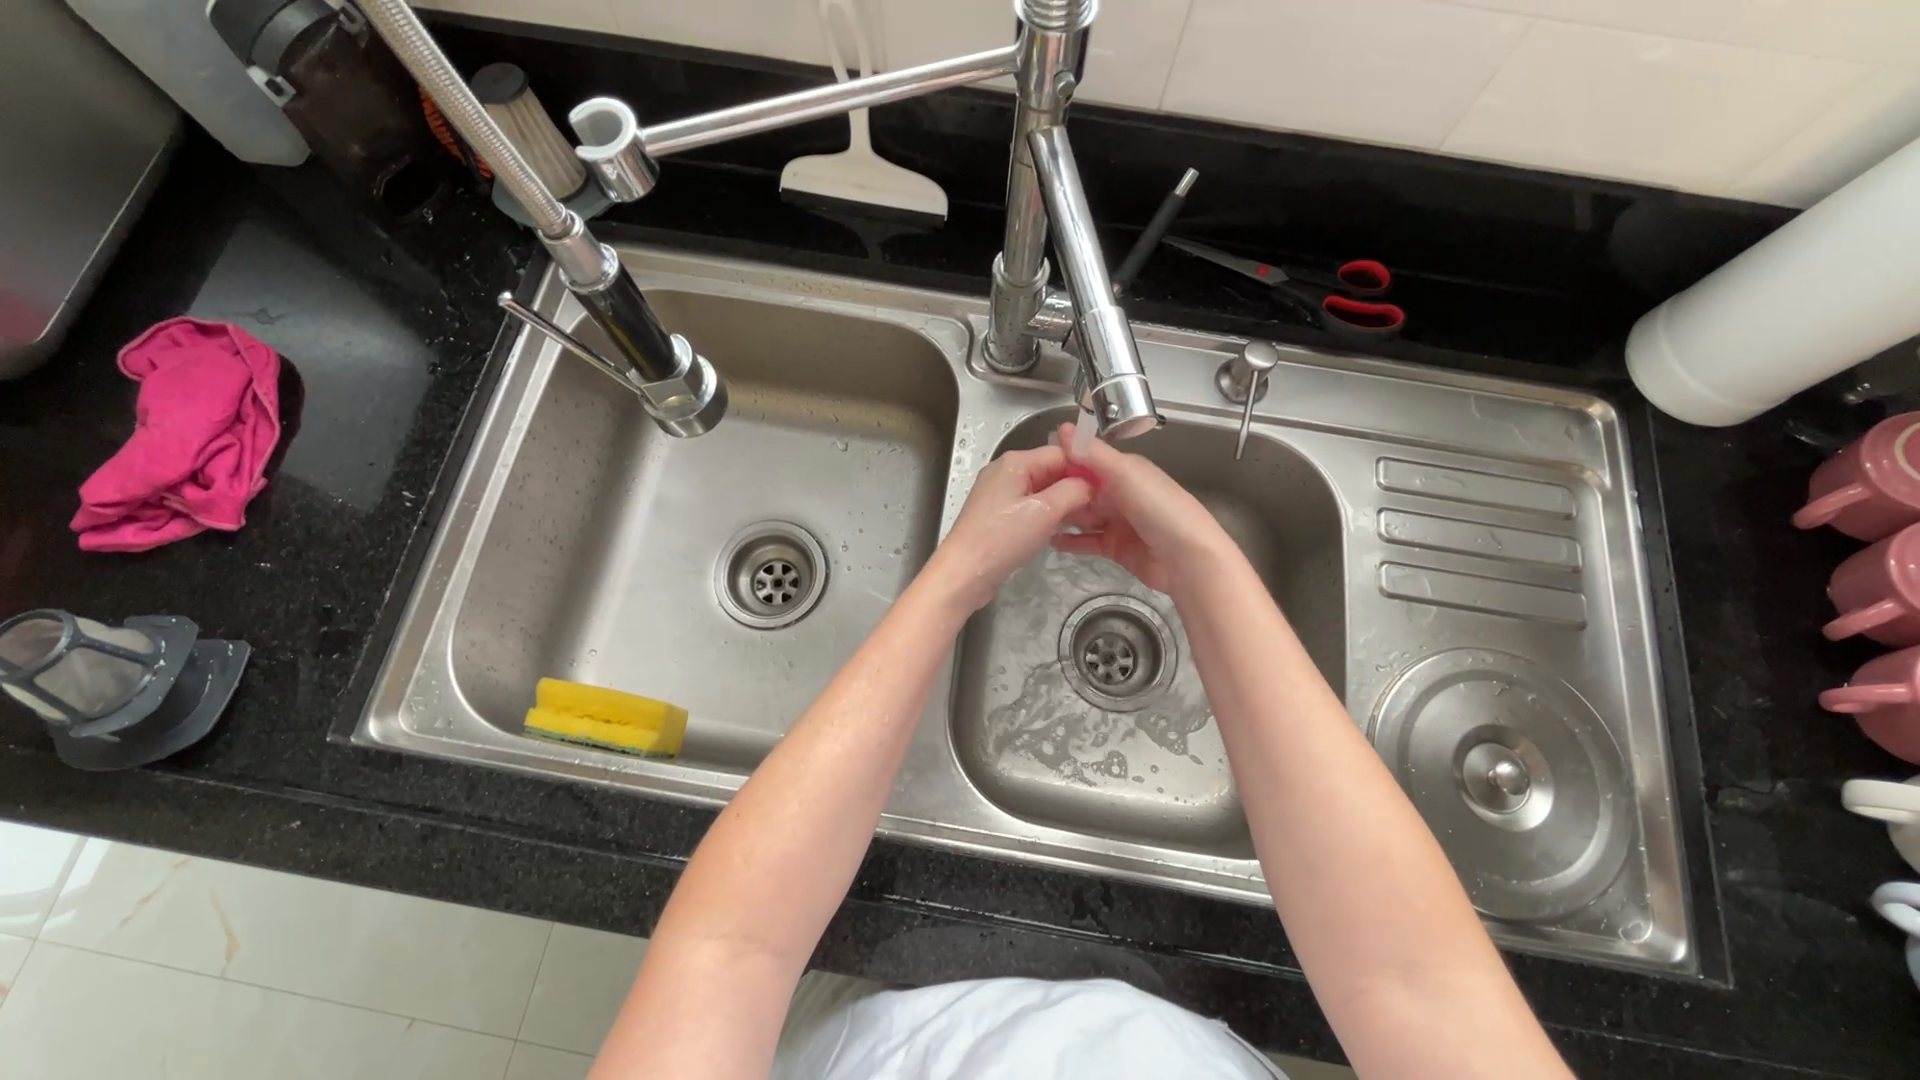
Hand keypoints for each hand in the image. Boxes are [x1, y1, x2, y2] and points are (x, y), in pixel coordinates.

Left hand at [923, 445, 1095, 611]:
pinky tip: (1057, 530)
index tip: (1106, 488)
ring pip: (1040, 490)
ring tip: (1082, 520)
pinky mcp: (996, 515)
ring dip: (1060, 503)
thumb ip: (1073, 491)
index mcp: (1015, 462)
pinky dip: (1044, 515)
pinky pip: (1028, 506)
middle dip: (1073, 487)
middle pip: (1050, 470)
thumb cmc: (1003, 538)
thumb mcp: (1045, 511)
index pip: (1061, 453)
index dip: (1085, 469)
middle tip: (1097, 507)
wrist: (965, 573)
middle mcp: (1004, 471)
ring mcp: (998, 494)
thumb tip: (1091, 484)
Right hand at [1050, 422, 1231, 593]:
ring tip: (1035, 518)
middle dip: (1060, 492)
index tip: (1035, 467)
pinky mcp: (1116, 548)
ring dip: (1063, 516)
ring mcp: (1119, 522)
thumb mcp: (1126, 474)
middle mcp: (1122, 493)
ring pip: (1083, 516)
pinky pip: (1087, 541)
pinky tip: (1050, 541)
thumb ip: (1093, 453)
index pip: (1089, 460)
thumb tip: (1063, 427)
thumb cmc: (1161, 510)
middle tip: (1030, 497)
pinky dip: (1071, 541)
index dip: (1064, 462)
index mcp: (1127, 470)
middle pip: (1083, 490)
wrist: (1188, 560)